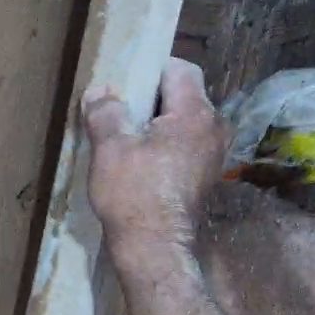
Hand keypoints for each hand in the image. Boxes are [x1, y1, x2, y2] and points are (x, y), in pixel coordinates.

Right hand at [81, 59, 227, 270]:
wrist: (154, 245)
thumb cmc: (133, 193)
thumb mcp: (110, 150)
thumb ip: (106, 113)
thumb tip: (99, 89)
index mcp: (195, 112)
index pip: (181, 70)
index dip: (153, 69)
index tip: (127, 80)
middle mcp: (214, 127)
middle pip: (185, 97)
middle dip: (154, 100)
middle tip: (122, 112)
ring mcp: (214, 154)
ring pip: (186, 125)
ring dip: (160, 126)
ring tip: (130, 141)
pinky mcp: (206, 177)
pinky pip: (187, 148)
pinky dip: (167, 148)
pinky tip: (143, 166)